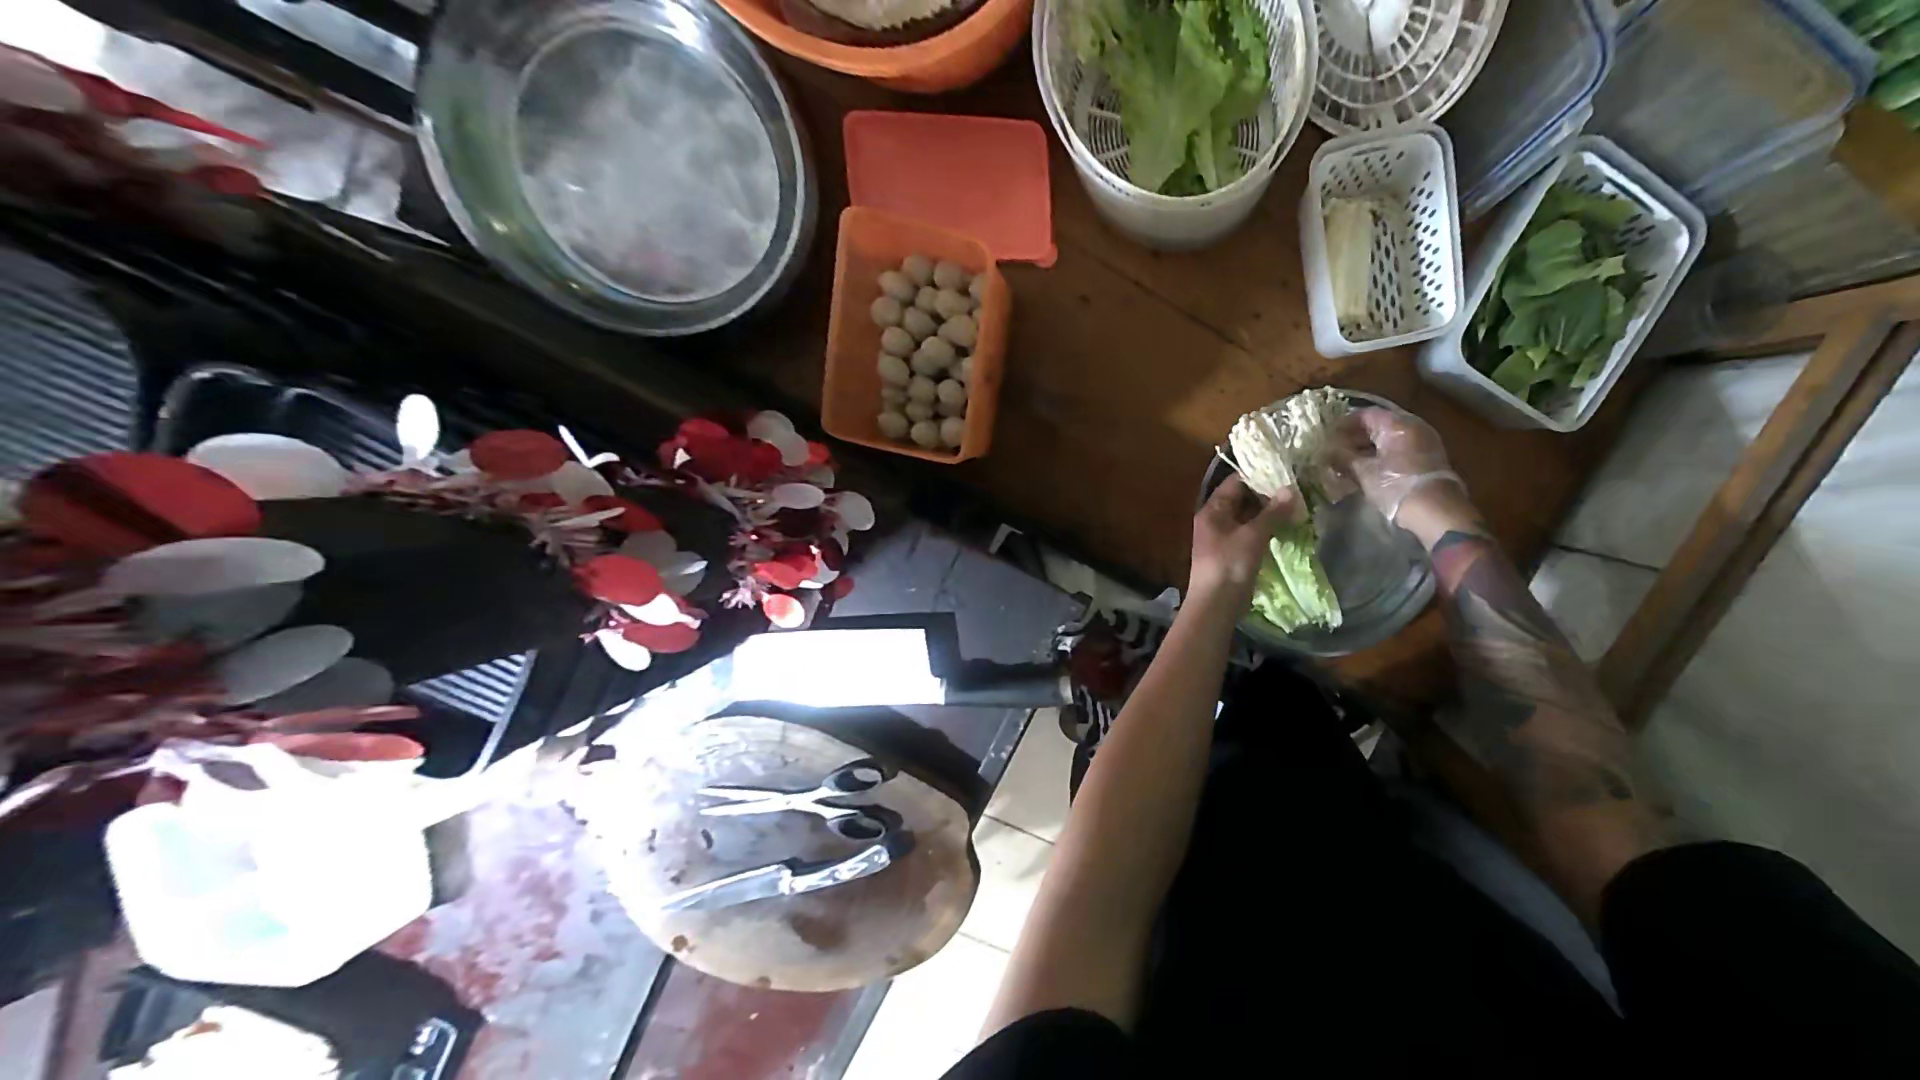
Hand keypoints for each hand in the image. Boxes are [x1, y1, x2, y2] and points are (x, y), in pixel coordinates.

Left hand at [1190, 474, 1297, 597]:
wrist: (1216, 604)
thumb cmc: (1230, 565)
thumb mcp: (1252, 535)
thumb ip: (1272, 512)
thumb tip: (1290, 489)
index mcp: (1212, 510)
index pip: (1234, 483)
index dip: (1257, 475)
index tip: (1284, 469)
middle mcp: (1215, 520)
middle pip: (1241, 499)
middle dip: (1266, 494)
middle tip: (1296, 486)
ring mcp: (1223, 537)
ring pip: (1247, 516)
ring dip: (1268, 511)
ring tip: (1297, 502)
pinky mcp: (1233, 552)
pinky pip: (1250, 532)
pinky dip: (1266, 527)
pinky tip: (1286, 525)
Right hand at [1334, 407, 1466, 525]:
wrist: (1435, 511)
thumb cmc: (1396, 486)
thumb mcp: (1364, 472)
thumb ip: (1342, 457)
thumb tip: (1324, 450)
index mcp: (1398, 424)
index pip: (1366, 414)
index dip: (1343, 424)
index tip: (1326, 437)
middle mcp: (1414, 428)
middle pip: (1378, 426)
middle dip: (1353, 438)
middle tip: (1333, 452)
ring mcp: (1423, 443)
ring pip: (1387, 439)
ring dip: (1366, 449)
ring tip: (1345, 464)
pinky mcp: (1426, 459)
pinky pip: (1398, 450)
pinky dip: (1380, 456)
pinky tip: (1364, 471)